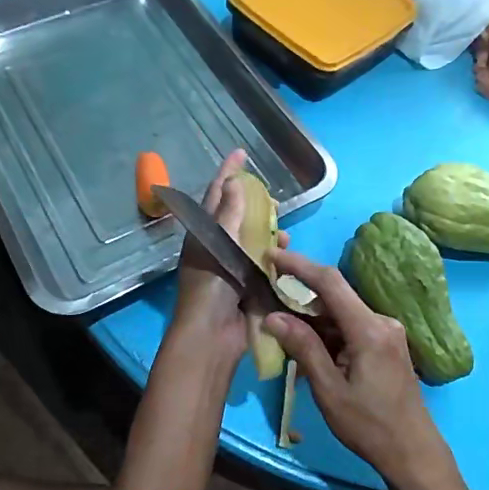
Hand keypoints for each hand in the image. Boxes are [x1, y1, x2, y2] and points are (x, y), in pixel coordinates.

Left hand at [171, 150, 284, 362]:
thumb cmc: (210, 287)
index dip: (228, 173)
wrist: (211, 336)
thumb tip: (234, 182)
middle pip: (236, 216)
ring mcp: (232, 266)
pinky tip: (286, 252)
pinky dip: (275, 255)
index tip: (241, 153)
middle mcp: (216, 247)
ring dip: (267, 231)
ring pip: (253, 238)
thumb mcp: (218, 245)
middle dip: (253, 204)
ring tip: (281, 229)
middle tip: (272, 199)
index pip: (216, 195)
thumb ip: (228, 214)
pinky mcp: (248, 285)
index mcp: (202, 235)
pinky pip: (264, 262)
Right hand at [263, 249, 460, 489]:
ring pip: (341, 312)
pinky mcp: (386, 345)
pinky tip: (306, 343)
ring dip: (311, 315)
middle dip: (300, 291)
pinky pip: (350, 326)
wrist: (414, 454)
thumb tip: (272, 317)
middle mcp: (382, 322)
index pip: (330, 282)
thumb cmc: (369, 426)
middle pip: (335, 295)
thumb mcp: (328, 389)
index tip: (272, 255)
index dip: (299, 265)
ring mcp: (387, 333)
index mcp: (369, 329)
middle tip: (267, 292)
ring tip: (279, 322)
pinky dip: (326, 330)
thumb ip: (303, 347)